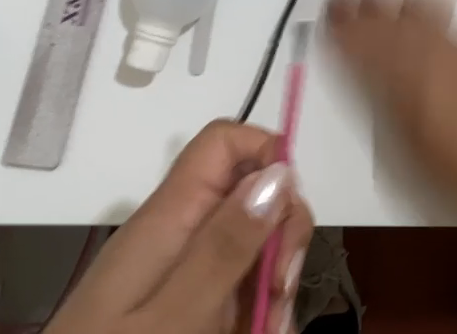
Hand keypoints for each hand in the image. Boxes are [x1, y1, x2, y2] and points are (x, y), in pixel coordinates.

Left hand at [48, 120, 313, 333]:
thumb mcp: (172, 317)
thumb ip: (225, 246)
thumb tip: (278, 171)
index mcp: (169, 217)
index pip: (224, 142)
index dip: (267, 155)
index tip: (287, 215)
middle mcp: (179, 234)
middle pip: (253, 194)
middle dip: (283, 236)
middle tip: (280, 292)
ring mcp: (185, 272)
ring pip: (256, 246)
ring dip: (276, 284)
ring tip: (268, 328)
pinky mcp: (188, 306)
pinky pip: (241, 288)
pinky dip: (259, 311)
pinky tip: (259, 332)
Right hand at [325, 0, 456, 211]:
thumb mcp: (405, 150)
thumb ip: (382, 105)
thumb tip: (363, 75)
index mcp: (409, 85)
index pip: (368, 49)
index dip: (345, 31)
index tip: (329, 20)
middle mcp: (436, 60)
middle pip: (392, 23)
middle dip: (364, 6)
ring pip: (421, 15)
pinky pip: (449, 21)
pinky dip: (427, 6)